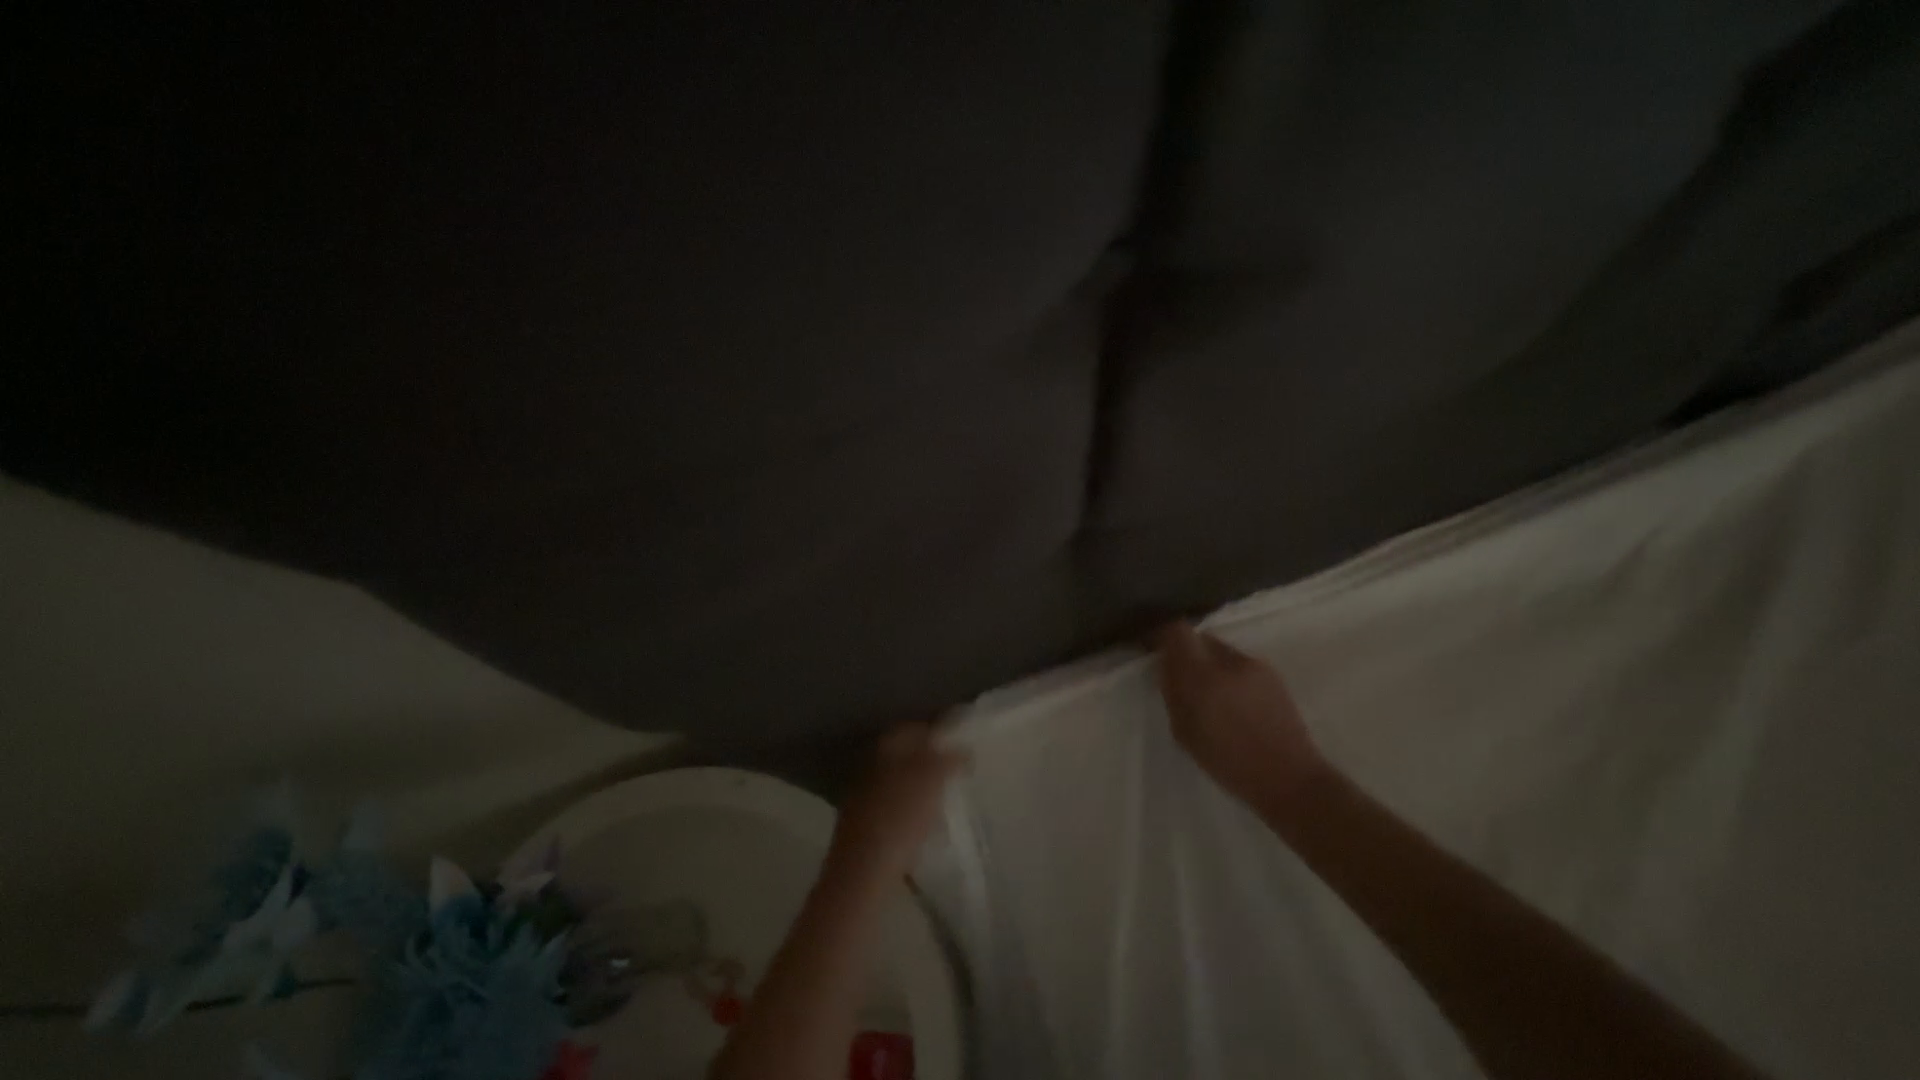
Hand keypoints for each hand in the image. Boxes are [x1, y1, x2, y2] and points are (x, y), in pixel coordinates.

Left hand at [830, 722, 965, 875]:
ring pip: (896, 780)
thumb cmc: (900, 817)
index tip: (958, 746)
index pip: (912, 729)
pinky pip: (890, 806)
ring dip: (917, 786)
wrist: (863, 869)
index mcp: (885, 748)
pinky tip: (923, 824)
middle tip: (954, 772)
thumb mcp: (932, 781)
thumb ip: (948, 760)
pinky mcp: (861, 824)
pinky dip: (908, 809)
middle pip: (902, 754)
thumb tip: (961, 749)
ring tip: (943, 799)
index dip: (936, 734)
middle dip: (927, 760)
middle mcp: (869, 765)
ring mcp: (861, 795)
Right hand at [1154, 621, 1331, 813]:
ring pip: (1220, 651)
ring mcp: (1255, 665)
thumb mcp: (1185, 732)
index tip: (1155, 650)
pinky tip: (1234, 702)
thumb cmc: (1229, 763)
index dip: (1163, 637)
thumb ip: (1173, 693)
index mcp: (1203, 677)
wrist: (1289, 777)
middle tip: (1181, 679)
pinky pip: (1239, 663)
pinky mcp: (1273, 673)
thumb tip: (1166, 666)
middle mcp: (1230, 661)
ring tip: (1211, 696)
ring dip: (1208, 664)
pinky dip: (1229, 674)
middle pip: (1199, 638)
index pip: (1177, 632)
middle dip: (1186, 653)